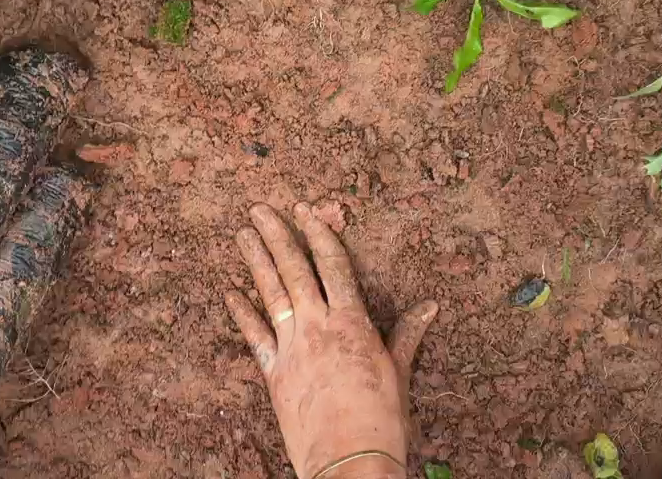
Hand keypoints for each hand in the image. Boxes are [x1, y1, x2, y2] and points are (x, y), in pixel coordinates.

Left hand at [225, 204, 436, 478]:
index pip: (332, 265)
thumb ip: (408, 333)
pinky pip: (255, 337)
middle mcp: (318, 326)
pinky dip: (242, 313)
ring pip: (271, 294)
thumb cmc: (381, 418)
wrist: (348, 464)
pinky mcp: (275, 374)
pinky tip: (229, 291)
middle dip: (278, 236)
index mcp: (351, 320)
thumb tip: (431, 306)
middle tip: (260, 208)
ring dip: (256, 262)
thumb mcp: (398, 370)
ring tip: (242, 233)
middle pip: (295, 271)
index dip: (319, 234)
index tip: (306, 210)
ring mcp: (293, 348)